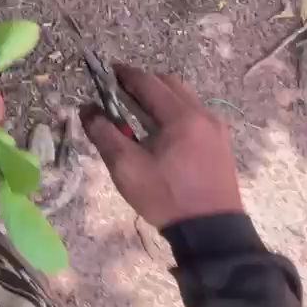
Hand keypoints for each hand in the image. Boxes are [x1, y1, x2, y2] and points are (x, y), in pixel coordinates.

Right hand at [84, 64, 244, 228]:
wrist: (212, 234)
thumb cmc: (166, 196)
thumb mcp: (125, 165)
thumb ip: (103, 132)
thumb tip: (87, 108)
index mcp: (182, 117)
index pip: (148, 82)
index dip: (124, 74)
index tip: (106, 71)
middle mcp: (203, 116)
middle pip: (169, 85)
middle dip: (142, 83)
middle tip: (118, 91)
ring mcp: (216, 131)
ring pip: (183, 99)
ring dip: (158, 97)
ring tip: (134, 110)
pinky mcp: (219, 145)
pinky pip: (192, 115)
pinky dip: (171, 112)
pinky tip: (156, 130)